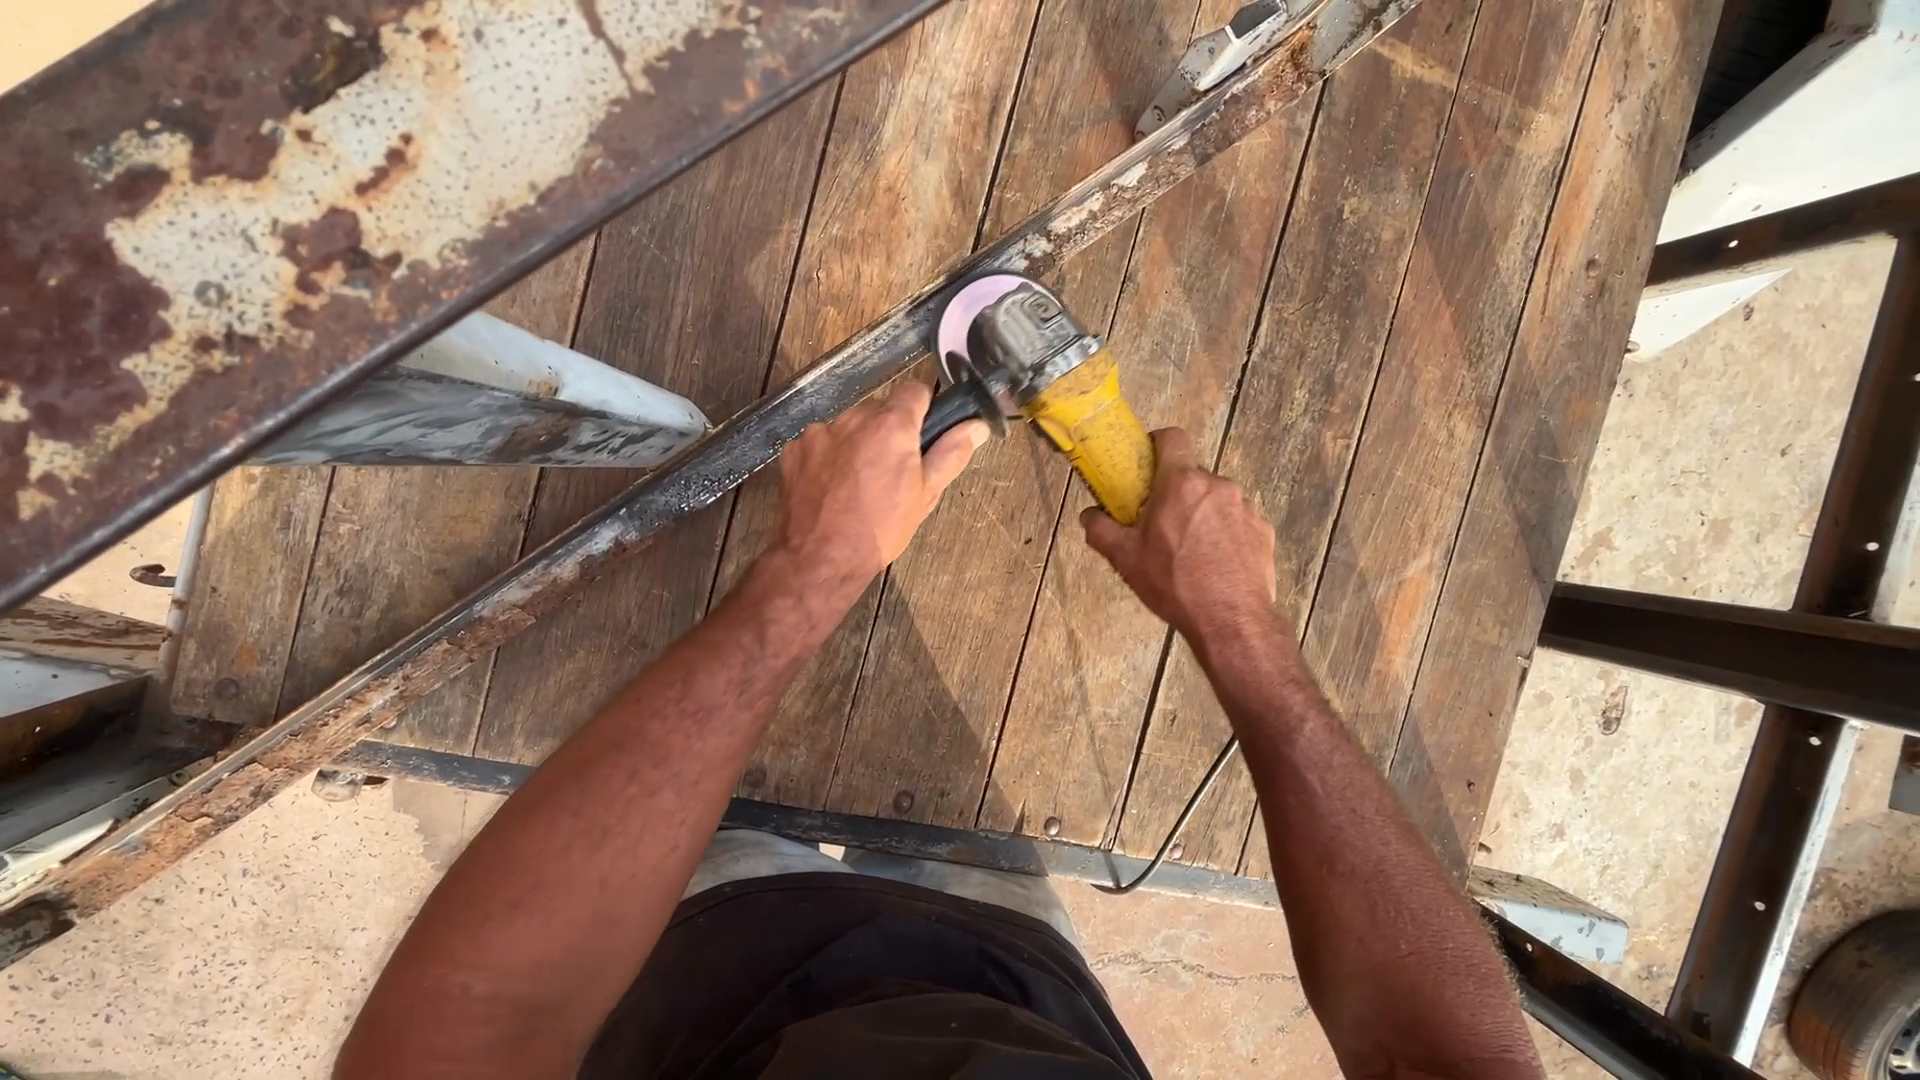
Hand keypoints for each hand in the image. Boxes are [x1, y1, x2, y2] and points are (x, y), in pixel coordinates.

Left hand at [774, 381, 987, 589]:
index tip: (921, 435)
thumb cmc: (881, 528)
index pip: (915, 391)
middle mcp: (854, 418)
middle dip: (886, 432)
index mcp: (892, 424)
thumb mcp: (926, 494)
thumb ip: (952, 453)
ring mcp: (820, 432)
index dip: (922, 411)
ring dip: (855, 444)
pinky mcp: (794, 449)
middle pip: (879, 411)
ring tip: (856, 485)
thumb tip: (976, 426)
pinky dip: (826, 458)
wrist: (822, 558)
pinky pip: (819, 444)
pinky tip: (830, 488)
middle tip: (890, 471)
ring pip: (847, 427)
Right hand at [1081, 428, 1278, 642]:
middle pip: (1191, 476)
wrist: (1230, 620)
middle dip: (1175, 494)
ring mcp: (1245, 508)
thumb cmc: (1173, 584)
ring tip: (1190, 553)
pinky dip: (1225, 535)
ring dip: (1201, 515)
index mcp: (1180, 483)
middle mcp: (1217, 485)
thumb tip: (1088, 516)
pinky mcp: (1264, 531)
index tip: (1147, 465)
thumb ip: (1100, 530)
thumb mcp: (1124, 559)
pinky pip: (1237, 523)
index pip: (1171, 438)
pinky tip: (1215, 565)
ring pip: (1215, 500)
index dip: (1157, 444)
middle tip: (1160, 526)